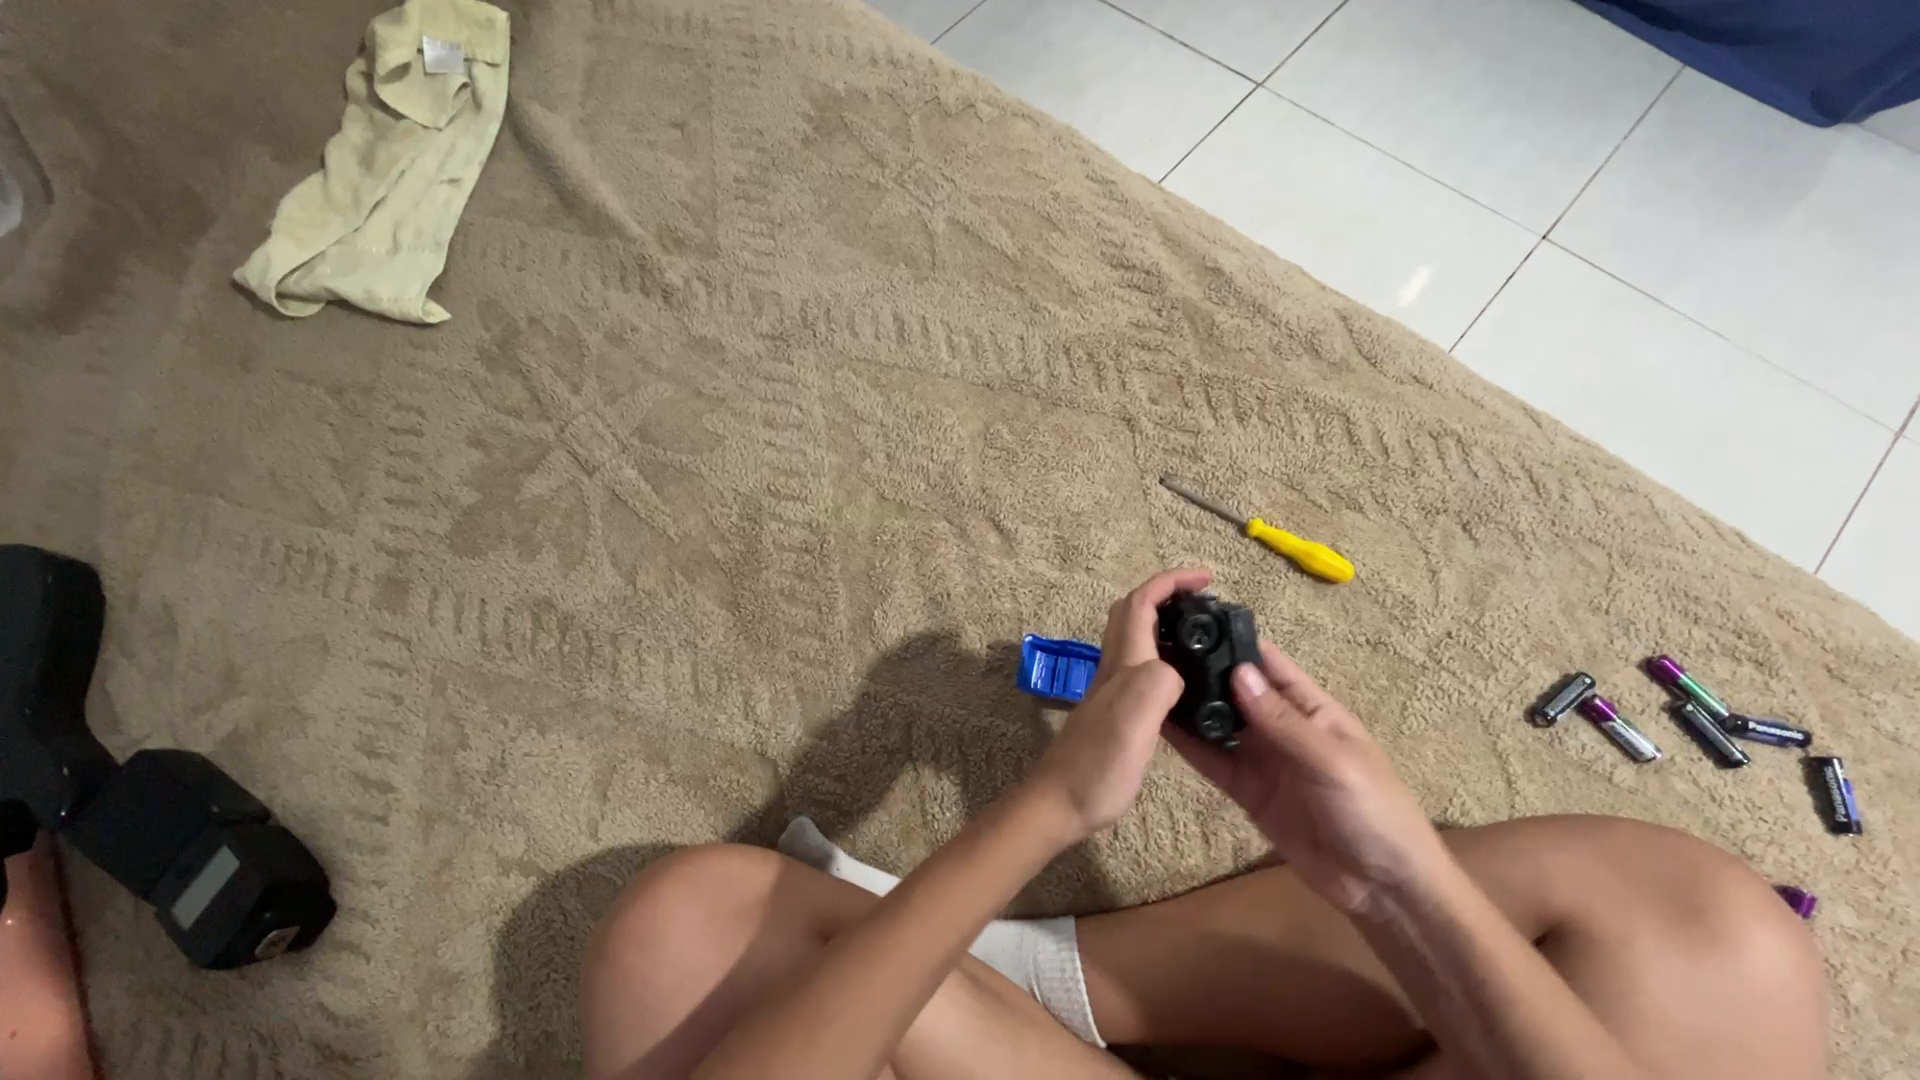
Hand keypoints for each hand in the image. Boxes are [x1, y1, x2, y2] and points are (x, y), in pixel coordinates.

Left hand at [1024, 567, 1210, 840]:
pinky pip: (1143, 671)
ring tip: (1203, 636)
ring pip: (1137, 640)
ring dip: (1166, 624)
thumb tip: (1178, 669)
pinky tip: (1185, 683)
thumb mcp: (1135, 721)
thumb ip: (1159, 685)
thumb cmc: (1097, 765)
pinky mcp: (1117, 714)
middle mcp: (1115, 669)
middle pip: (1134, 613)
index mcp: (1123, 663)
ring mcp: (1113, 692)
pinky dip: (1166, 659)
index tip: (1206, 579)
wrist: (1060, 804)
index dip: (1171, 582)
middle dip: (1167, 595)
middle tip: (1204, 602)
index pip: (1142, 603)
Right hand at [1165, 641, 1449, 914]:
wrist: (1382, 887)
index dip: (1235, 641)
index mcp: (1312, 708)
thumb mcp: (1333, 762)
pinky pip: (1213, 761)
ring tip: (1146, 683)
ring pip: (1218, 723)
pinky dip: (1188, 744)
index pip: (1269, 664)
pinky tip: (1158, 726)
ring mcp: (1261, 758)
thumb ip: (1283, 722)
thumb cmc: (1374, 811)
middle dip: (1202, 670)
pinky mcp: (1246, 790)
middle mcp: (1281, 726)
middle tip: (1154, 650)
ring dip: (1190, 705)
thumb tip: (1238, 671)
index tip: (1191, 620)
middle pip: (1236, 690)